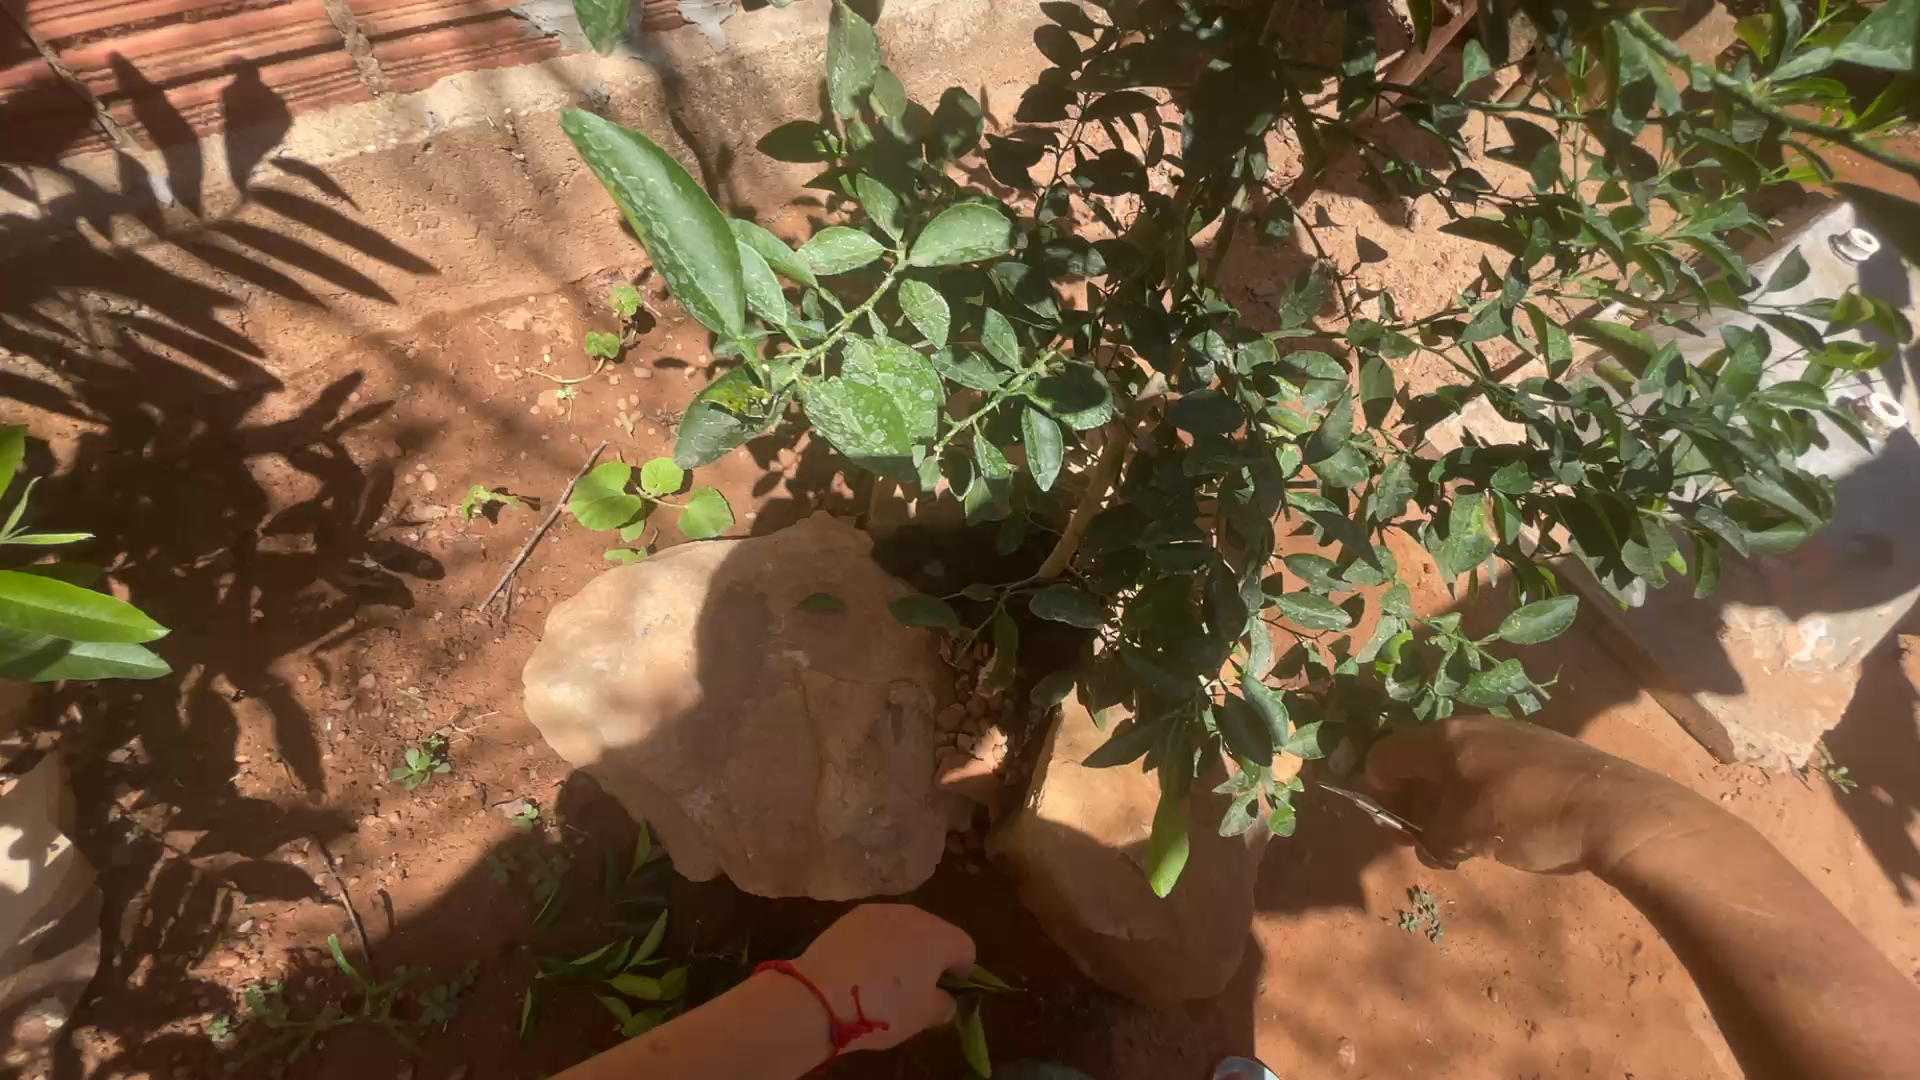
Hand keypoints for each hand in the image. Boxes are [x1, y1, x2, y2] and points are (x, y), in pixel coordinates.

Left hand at [790, 904, 975, 1052]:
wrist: (821, 994)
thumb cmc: (882, 1008)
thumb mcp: (921, 1018)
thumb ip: (944, 1006)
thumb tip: (946, 998)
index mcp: (939, 938)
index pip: (967, 948)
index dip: (963, 971)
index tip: (947, 991)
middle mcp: (916, 914)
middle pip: (937, 931)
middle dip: (933, 955)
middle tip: (917, 985)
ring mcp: (884, 909)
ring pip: (907, 926)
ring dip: (906, 945)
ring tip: (887, 975)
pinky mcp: (857, 912)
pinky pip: (880, 925)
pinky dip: (879, 940)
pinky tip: (863, 964)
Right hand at [1365, 717, 1716, 873]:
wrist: (1623, 813)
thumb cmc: (1526, 819)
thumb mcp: (1465, 839)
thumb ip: (1432, 841)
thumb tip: (1429, 847)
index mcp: (1438, 740)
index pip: (1382, 757)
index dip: (1380, 793)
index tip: (1401, 828)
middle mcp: (1467, 727)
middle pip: (1420, 758)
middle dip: (1417, 797)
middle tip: (1433, 836)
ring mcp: (1509, 733)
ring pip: (1459, 763)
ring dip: (1453, 797)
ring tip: (1477, 835)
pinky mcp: (1545, 747)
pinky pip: (1496, 766)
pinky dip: (1489, 792)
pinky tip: (1517, 823)